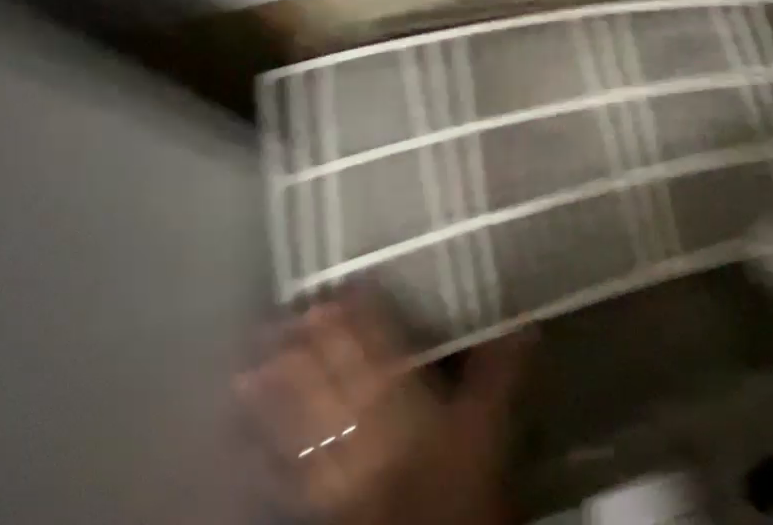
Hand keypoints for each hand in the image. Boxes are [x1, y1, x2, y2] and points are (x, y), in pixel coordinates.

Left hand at [237, 298, 529, 524]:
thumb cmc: (458, 478)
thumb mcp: (489, 420)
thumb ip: (500, 370)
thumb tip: (524, 324)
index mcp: (398, 390)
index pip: (376, 340)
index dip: (361, 312)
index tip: (349, 283)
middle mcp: (356, 414)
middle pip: (330, 370)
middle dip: (312, 340)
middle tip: (294, 307)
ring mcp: (329, 453)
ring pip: (298, 409)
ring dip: (277, 383)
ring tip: (253, 356)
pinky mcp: (312, 490)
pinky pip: (281, 458)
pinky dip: (262, 438)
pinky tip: (248, 426)